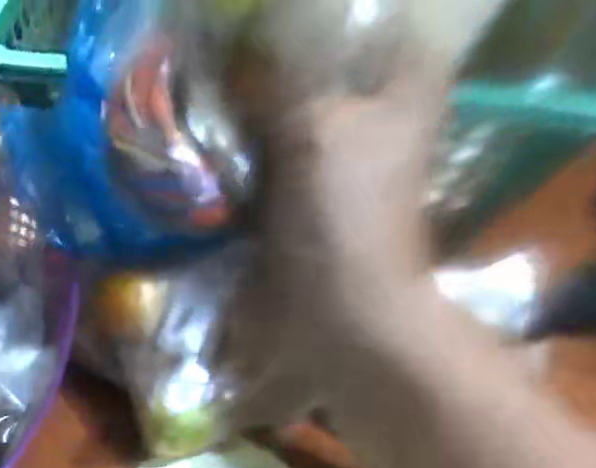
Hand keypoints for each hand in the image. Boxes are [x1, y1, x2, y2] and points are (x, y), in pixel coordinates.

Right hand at [222, 38, 451, 425]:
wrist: (335, 311)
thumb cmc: (341, 215)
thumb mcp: (314, 127)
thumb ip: (278, 80)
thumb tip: (236, 46)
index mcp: (403, 75)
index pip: (353, 20)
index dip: (296, 22)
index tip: (241, 26)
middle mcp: (371, 109)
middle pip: (309, 65)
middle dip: (258, 65)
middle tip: (206, 60)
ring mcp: (330, 159)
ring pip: (277, 114)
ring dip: (239, 113)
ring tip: (193, 100)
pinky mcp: (295, 201)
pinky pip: (260, 160)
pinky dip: (232, 156)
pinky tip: (199, 149)